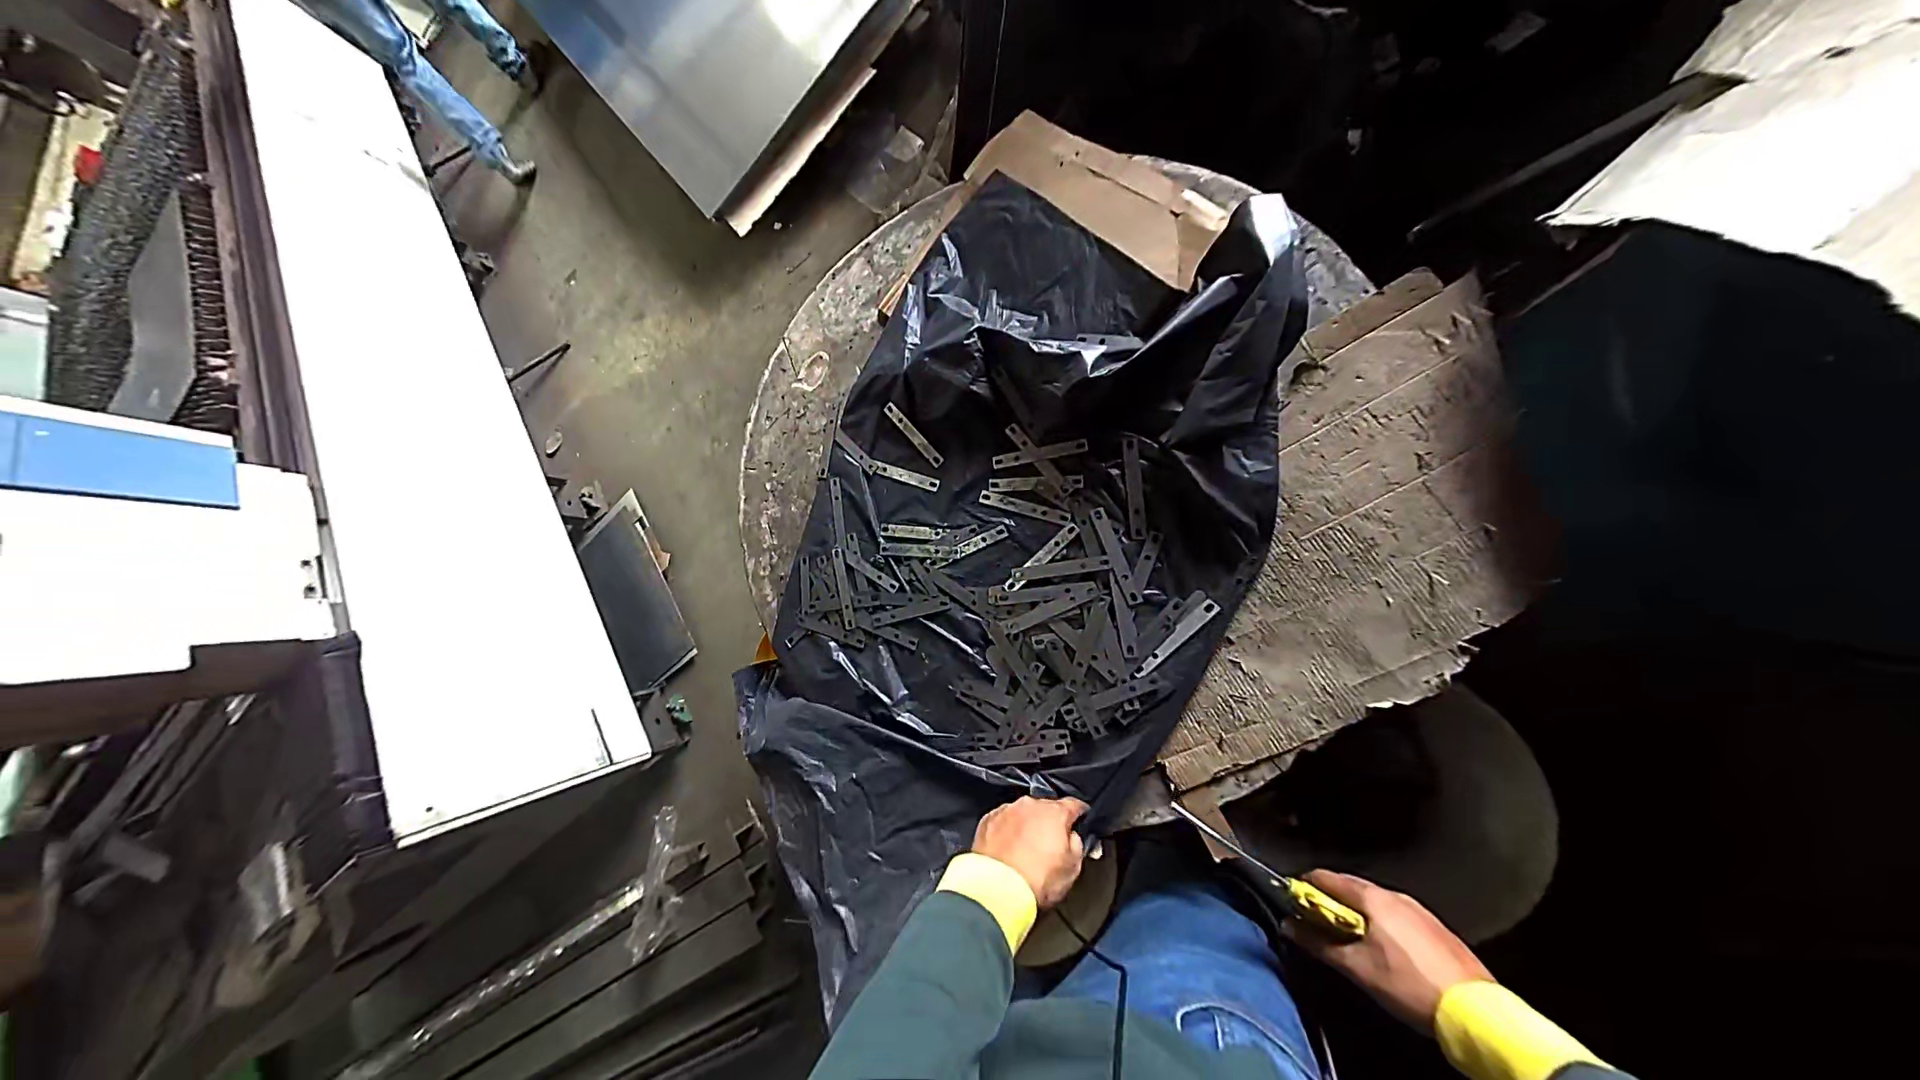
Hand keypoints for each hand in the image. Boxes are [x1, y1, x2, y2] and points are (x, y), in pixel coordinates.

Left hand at [970, 796, 1088, 908]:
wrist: (998, 888)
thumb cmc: (1036, 880)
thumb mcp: (1072, 868)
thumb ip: (1077, 845)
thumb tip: (1072, 838)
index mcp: (1055, 813)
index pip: (1074, 805)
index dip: (1079, 813)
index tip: (1079, 819)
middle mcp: (1030, 805)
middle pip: (1045, 809)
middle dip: (1048, 824)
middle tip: (1048, 847)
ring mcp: (1007, 811)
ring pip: (1022, 814)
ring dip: (1025, 827)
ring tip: (1024, 852)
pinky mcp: (987, 820)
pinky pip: (1002, 822)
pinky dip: (1006, 832)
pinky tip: (1007, 851)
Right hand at [1287, 870, 1492, 1032]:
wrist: (1478, 1014)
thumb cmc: (1409, 986)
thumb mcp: (1357, 969)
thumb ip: (1319, 944)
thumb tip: (1289, 928)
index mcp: (1373, 898)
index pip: (1326, 878)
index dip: (1305, 887)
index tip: (1294, 903)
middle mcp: (1396, 895)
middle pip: (1351, 887)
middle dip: (1330, 902)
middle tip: (1317, 923)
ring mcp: (1421, 911)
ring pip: (1375, 903)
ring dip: (1356, 914)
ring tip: (1349, 939)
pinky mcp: (1438, 930)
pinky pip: (1397, 916)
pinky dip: (1381, 924)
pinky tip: (1383, 949)